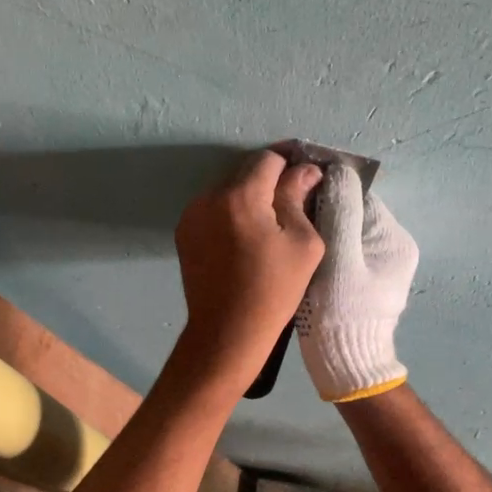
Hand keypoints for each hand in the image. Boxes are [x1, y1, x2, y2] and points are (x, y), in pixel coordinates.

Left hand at [173, 150, 324, 368]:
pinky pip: (212, 208)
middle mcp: (208, 196)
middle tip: (293, 201)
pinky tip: (245, 238)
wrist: (226, 332)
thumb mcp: (302, 243)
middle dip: (269, 180)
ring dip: (248, 196)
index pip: (267, 159)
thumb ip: (298, 197)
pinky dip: (230, 213)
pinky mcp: (184, 232)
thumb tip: (305, 170)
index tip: (307, 176)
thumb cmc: (273, 290)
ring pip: (227, 188)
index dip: (290, 163)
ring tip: (268, 224)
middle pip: (244, 171)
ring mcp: (191, 214)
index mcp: (239, 196)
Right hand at [298, 164, 419, 401]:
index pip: (355, 194)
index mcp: (391, 237)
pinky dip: (320, 248)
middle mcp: (391, 246)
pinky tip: (300, 258)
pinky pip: (340, 250)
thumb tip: (337, 169)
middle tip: (288, 218)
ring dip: (318, 229)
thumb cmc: (341, 311)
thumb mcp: (337, 257)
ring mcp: (378, 265)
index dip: (324, 188)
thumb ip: (339, 211)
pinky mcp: (363, 280)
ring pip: (342, 230)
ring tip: (291, 238)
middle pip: (348, 210)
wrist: (346, 364)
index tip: (293, 193)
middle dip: (320, 210)